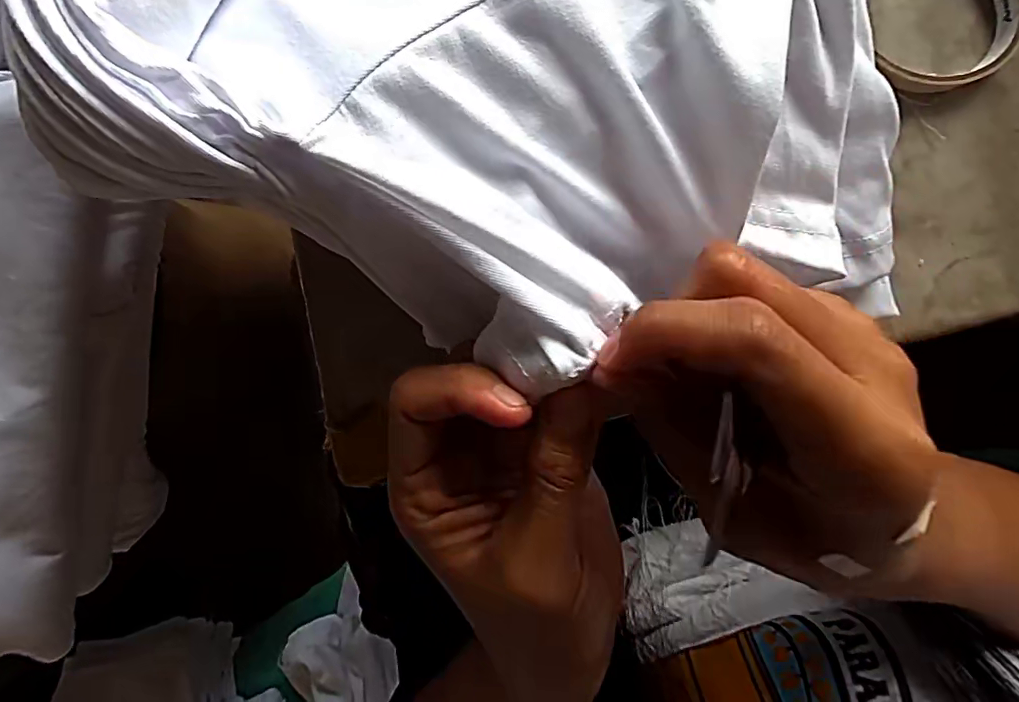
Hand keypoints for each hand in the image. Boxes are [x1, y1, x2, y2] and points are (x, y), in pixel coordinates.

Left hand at [388, 366, 620, 701]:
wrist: (570, 653)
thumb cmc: (535, 626)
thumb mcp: (539, 558)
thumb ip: (556, 472)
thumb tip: (579, 387)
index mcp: (425, 484)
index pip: (415, 404)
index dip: (459, 389)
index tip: (519, 410)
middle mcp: (455, 451)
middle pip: (464, 372)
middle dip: (509, 365)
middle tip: (563, 368)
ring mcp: (501, 442)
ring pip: (511, 373)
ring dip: (547, 366)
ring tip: (588, 365)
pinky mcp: (545, 440)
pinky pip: (554, 395)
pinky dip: (576, 383)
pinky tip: (603, 379)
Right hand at [591, 243, 941, 598]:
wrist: (916, 521)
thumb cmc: (828, 545)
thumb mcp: (740, 515)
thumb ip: (677, 430)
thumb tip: (615, 367)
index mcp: (858, 436)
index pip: (757, 338)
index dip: (670, 330)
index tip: (613, 360)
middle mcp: (867, 357)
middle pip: (744, 278)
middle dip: (675, 310)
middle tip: (646, 365)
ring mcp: (861, 323)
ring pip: (748, 271)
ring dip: (696, 309)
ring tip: (688, 368)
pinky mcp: (846, 309)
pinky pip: (763, 285)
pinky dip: (722, 312)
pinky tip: (729, 364)